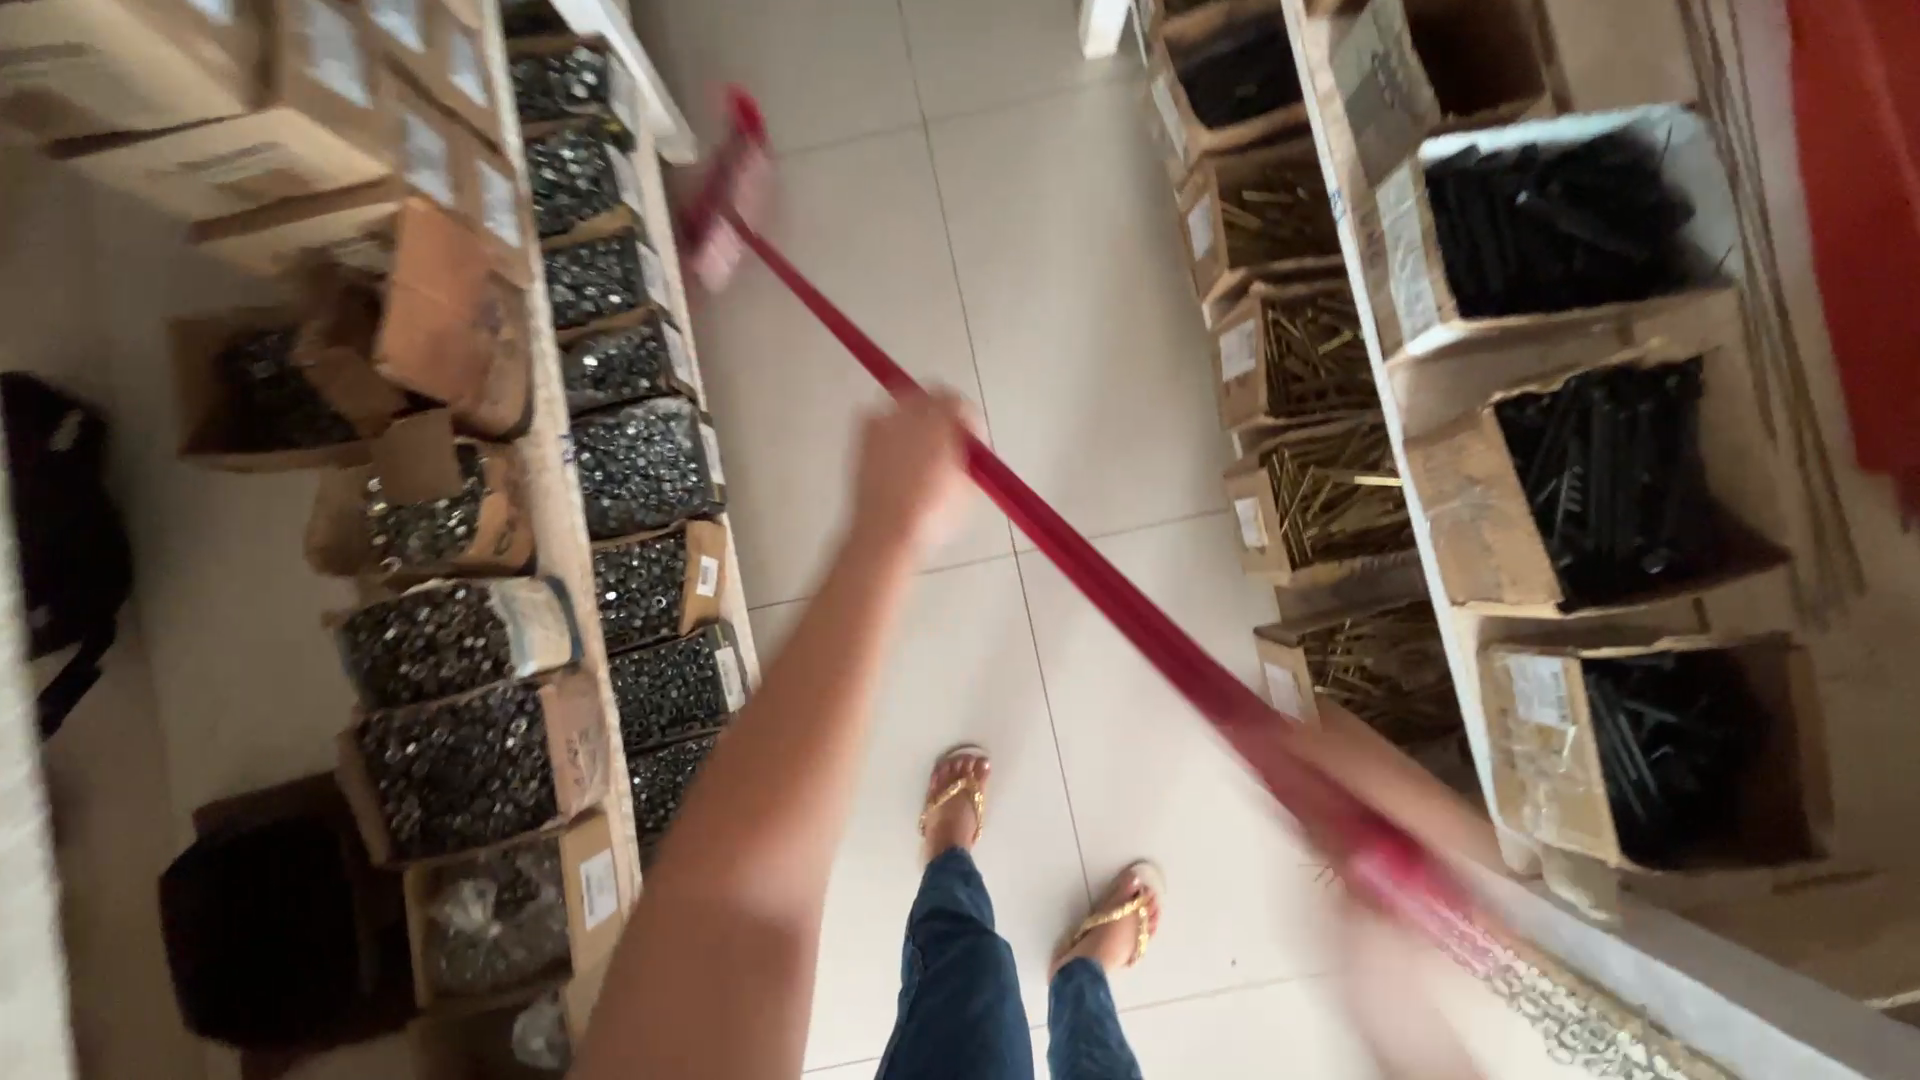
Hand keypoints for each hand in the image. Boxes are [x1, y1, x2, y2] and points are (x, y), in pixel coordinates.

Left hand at [848, 389, 975, 560]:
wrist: (885, 531)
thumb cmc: (931, 514)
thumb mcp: (967, 486)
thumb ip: (969, 457)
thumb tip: (968, 450)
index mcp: (942, 422)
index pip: (959, 402)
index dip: (968, 420)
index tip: (971, 439)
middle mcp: (910, 412)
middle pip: (931, 396)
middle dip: (941, 413)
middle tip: (947, 441)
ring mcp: (882, 421)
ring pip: (903, 405)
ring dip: (915, 419)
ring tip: (919, 450)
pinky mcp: (861, 435)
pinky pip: (878, 419)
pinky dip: (889, 429)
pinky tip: (894, 455)